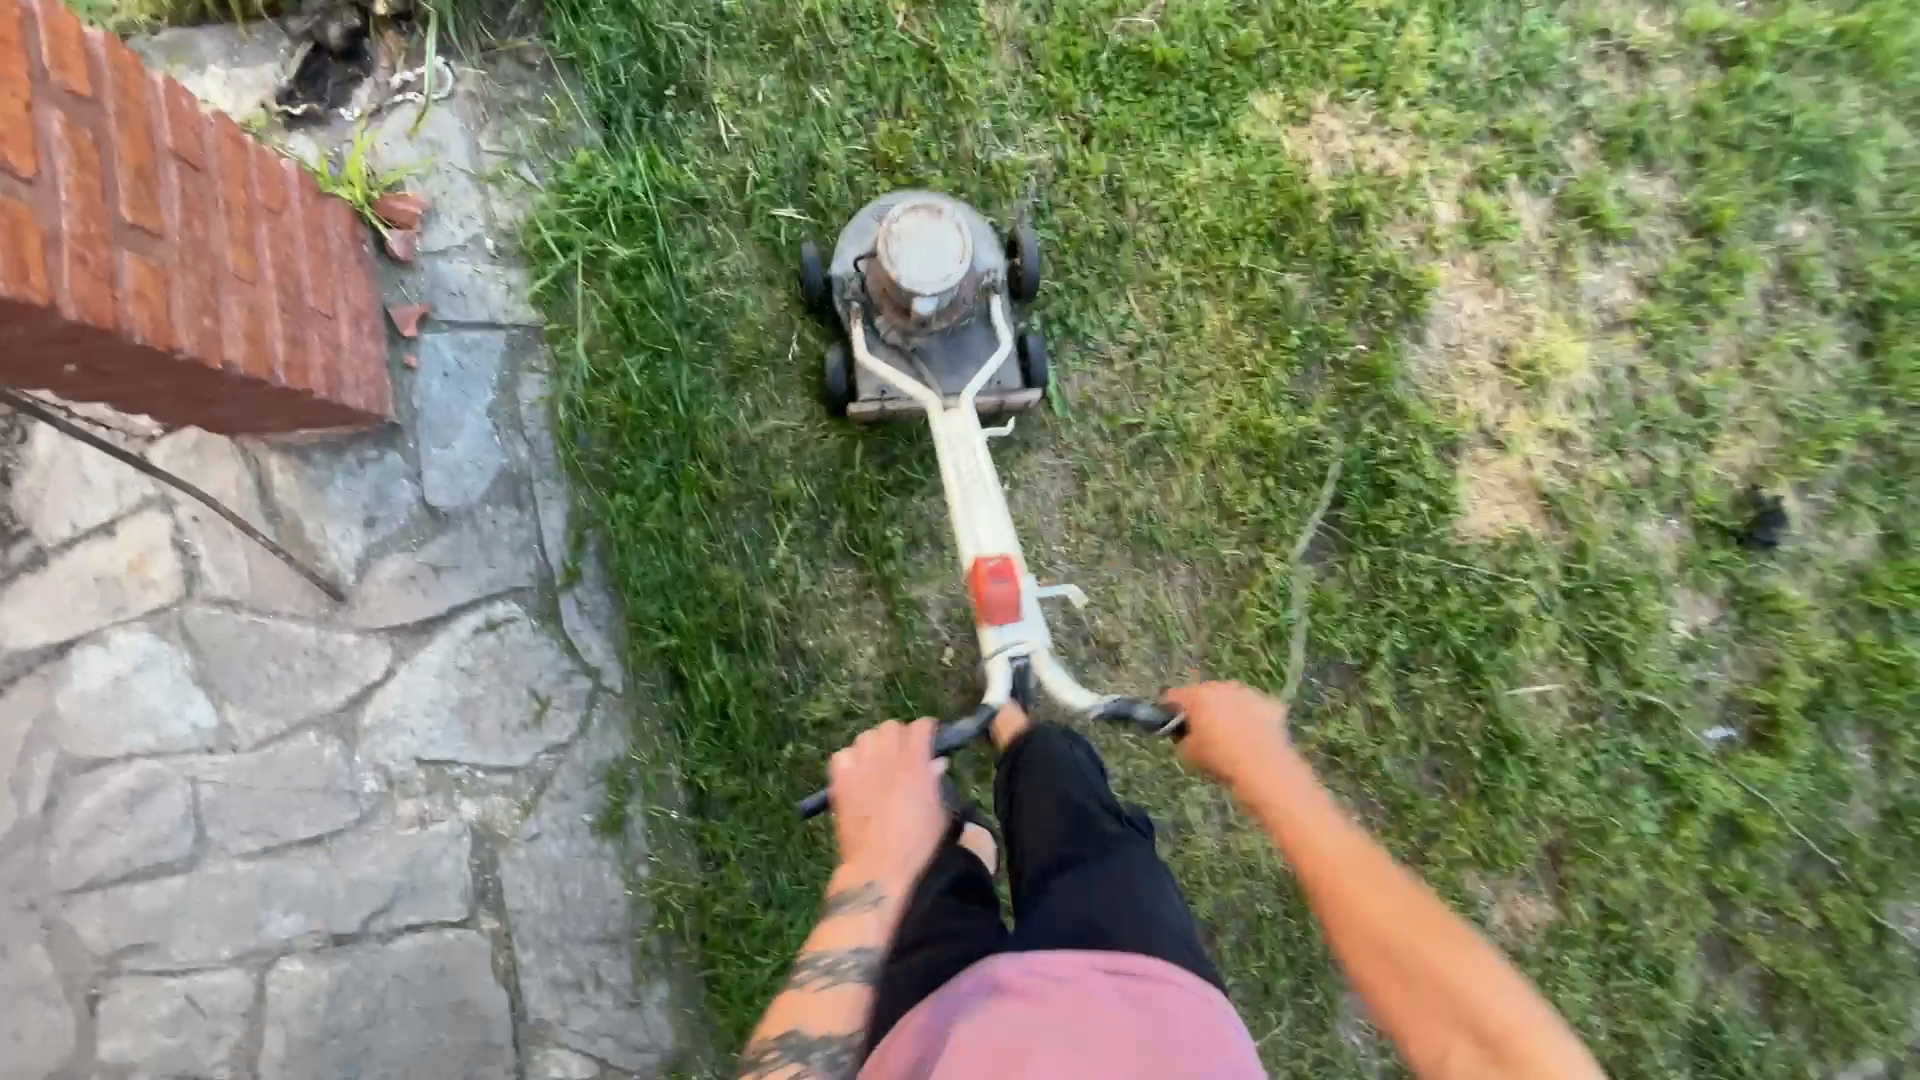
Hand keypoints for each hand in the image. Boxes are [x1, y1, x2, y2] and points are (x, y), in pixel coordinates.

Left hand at [828, 718, 948, 891]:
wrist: (878, 867)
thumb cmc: (916, 845)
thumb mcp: (938, 813)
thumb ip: (936, 783)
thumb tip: (936, 763)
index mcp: (915, 764)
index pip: (920, 726)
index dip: (926, 729)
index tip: (929, 737)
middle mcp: (887, 759)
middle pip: (891, 727)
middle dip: (900, 735)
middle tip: (903, 751)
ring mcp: (861, 768)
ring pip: (865, 737)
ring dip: (874, 745)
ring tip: (878, 760)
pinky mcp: (840, 781)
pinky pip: (842, 755)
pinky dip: (850, 759)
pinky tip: (856, 772)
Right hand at [1163, 681, 1292, 791]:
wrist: (1263, 768)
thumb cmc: (1219, 759)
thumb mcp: (1187, 753)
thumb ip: (1181, 738)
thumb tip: (1185, 735)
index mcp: (1197, 696)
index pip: (1173, 696)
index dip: (1168, 710)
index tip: (1170, 723)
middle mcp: (1222, 687)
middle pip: (1204, 693)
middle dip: (1201, 707)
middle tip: (1202, 729)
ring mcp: (1249, 693)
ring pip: (1231, 697)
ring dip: (1228, 709)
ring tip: (1230, 732)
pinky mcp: (1271, 704)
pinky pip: (1255, 707)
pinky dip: (1252, 717)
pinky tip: (1253, 734)